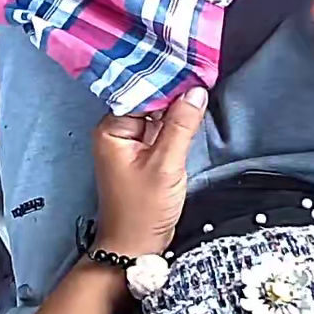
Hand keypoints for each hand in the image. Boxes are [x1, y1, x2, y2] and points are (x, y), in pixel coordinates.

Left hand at [90, 87, 208, 256]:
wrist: (136, 247)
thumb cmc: (142, 211)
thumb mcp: (166, 165)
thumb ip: (182, 125)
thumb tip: (196, 92)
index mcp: (112, 129)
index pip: (141, 93)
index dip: (167, 80)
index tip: (191, 67)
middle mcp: (117, 132)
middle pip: (149, 101)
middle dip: (174, 91)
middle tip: (201, 74)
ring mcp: (130, 143)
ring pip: (157, 115)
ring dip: (177, 107)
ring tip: (201, 88)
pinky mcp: (144, 154)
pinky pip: (160, 130)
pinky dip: (176, 123)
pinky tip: (193, 113)